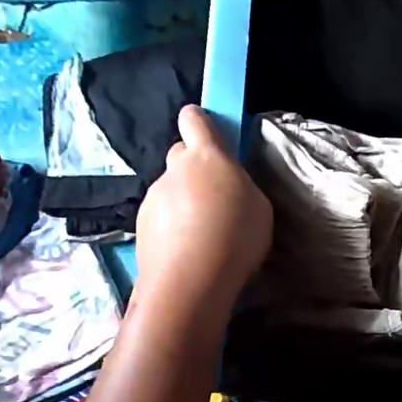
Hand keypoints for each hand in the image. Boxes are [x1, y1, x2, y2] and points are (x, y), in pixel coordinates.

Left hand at [134, 105, 271, 311]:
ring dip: (184, 204)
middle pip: (181, 156)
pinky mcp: (141, 225)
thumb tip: (226, 186)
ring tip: (205, 236)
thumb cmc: (236, 236)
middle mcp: (175, 169)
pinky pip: (161, 218)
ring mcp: (153, 197)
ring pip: (171, 190)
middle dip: (195, 170)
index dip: (200, 122)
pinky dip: (172, 229)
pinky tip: (189, 252)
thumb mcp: (259, 207)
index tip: (209, 133)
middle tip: (216, 198)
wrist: (191, 281)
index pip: (194, 119)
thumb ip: (240, 187)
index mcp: (207, 157)